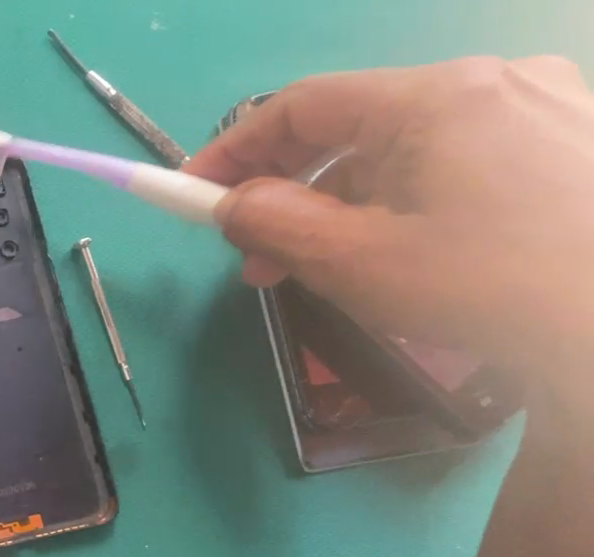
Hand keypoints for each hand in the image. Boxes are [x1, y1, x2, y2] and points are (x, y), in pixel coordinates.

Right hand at [186, 58, 593, 401]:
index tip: (188, 196)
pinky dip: (390, 200)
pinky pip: (445, 160)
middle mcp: (490, 83)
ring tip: (311, 267)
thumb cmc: (482, 284)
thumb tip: (230, 203)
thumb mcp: (350, 259)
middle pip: (348, 124)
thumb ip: (272, 221)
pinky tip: (384, 250)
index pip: (301, 104)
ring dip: (334, 203)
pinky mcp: (563, 142)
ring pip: (395, 149)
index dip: (230, 149)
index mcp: (435, 99)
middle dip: (281, 186)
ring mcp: (538, 107)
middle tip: (246, 254)